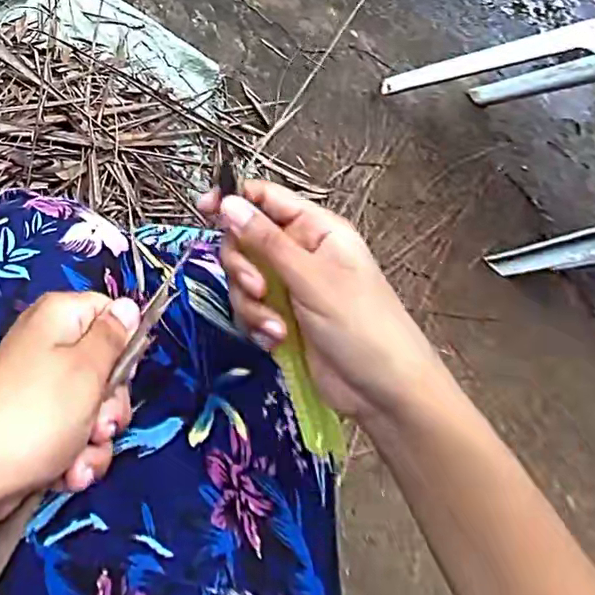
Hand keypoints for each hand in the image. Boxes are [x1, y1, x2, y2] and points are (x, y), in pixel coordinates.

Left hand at [0, 292, 138, 520]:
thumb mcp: (85, 371)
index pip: (110, 313)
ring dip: (93, 440)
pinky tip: (63, 473)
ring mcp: (40, 384)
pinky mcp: (34, 420)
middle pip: (106, 366)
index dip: (124, 345)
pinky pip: (72, 433)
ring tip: (75, 458)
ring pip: (93, 408)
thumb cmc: (35, 413)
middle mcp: (48, 342)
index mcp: (59, 316)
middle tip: (97, 423)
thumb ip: (112, 338)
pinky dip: (74, 456)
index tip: (121, 374)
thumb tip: (128, 305)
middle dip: (109, 405)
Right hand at [197, 179, 447, 425]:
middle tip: (257, 287)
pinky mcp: (279, 313)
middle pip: (244, 238)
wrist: (387, 397)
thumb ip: (265, 239)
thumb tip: (227, 202)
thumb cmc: (363, 327)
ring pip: (241, 275)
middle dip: (242, 265)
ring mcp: (288, 283)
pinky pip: (247, 305)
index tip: (206, 209)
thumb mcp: (312, 278)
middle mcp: (298, 251)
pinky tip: (276, 339)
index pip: (265, 198)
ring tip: (275, 324)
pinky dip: (256, 322)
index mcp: (315, 229)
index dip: (234, 199)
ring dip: (250, 301)